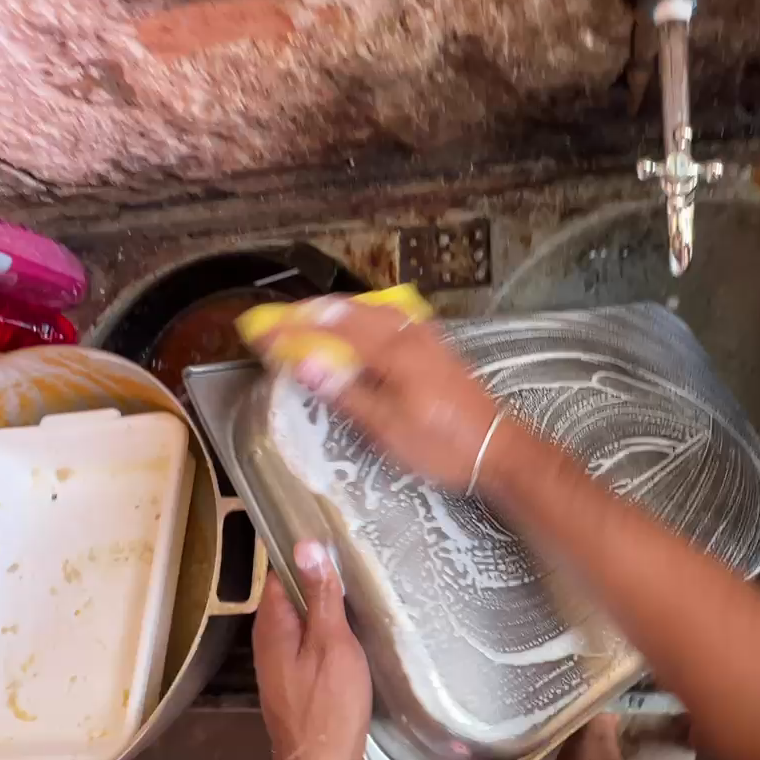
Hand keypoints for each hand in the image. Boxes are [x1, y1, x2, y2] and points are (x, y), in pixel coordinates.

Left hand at [252, 541, 372, 759]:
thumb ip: (320, 596)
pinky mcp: (298, 682)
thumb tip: (307, 545)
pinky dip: (332, 631)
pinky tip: (358, 630)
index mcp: (272, 626)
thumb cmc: (328, 706)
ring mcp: (283, 664)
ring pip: (305, 620)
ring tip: (365, 587)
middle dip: (321, 577)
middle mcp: (270, 641)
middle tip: (360, 557)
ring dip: (329, 606)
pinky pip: (312, 642)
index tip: (336, 533)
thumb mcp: (332, 644)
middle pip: (294, 595)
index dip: (305, 551)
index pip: (281, 572)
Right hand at [255, 297, 503, 490]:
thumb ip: (347, 392)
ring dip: (338, 310)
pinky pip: (393, 318)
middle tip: (280, 320)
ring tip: (311, 317)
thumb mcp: (389, 430)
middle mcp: (410, 336)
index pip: (331, 331)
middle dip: (312, 312)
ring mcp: (428, 338)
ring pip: (374, 310)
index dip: (293, 330)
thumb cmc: (443, 447)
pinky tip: (362, 324)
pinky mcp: (439, 347)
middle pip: (351, 311)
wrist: (498, 449)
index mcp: (393, 353)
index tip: (261, 331)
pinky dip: (366, 316)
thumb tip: (304, 362)